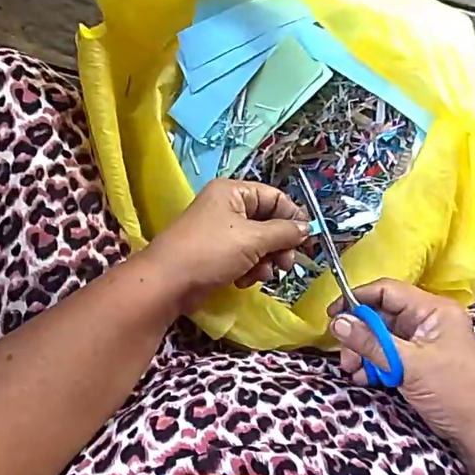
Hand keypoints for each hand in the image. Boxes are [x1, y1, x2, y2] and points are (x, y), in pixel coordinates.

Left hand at [136, 179, 309, 310]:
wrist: (168, 282)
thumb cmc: (210, 252)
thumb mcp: (252, 239)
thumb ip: (283, 232)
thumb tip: (306, 227)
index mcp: (233, 192)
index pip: (275, 197)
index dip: (292, 218)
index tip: (305, 240)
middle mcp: (227, 207)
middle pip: (268, 222)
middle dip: (279, 245)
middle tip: (285, 265)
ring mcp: (220, 232)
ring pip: (258, 244)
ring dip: (264, 261)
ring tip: (259, 275)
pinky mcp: (216, 255)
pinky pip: (244, 258)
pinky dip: (249, 270)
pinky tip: (243, 281)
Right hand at [329, 278, 474, 452]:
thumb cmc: (456, 392)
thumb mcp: (409, 364)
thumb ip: (370, 342)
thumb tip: (337, 323)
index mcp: (432, 310)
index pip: (386, 291)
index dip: (357, 299)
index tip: (333, 314)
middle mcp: (426, 320)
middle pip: (380, 315)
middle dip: (358, 334)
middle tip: (345, 354)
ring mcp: (421, 341)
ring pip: (379, 336)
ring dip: (362, 352)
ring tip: (354, 370)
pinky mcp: (416, 361)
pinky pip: (386, 353)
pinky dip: (372, 364)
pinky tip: (365, 378)